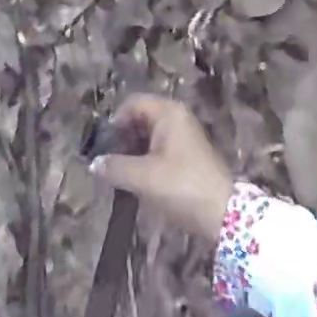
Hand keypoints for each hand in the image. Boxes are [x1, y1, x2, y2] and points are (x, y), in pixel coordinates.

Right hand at [91, 94, 234, 241]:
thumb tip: (94, 163)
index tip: (103, 145)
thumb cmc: (181, 186)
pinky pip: (161, 147)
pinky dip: (147, 157)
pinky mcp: (189, 153)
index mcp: (168, 112)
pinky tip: (138, 177)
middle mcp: (178, 117)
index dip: (116, 121)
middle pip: (142, 117)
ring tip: (120, 171)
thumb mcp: (143, 177)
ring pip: (151, 134)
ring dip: (134, 149)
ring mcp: (185, 135)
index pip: (134, 103)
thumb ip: (115, 167)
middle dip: (124, 136)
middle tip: (109, 160)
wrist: (222, 213)